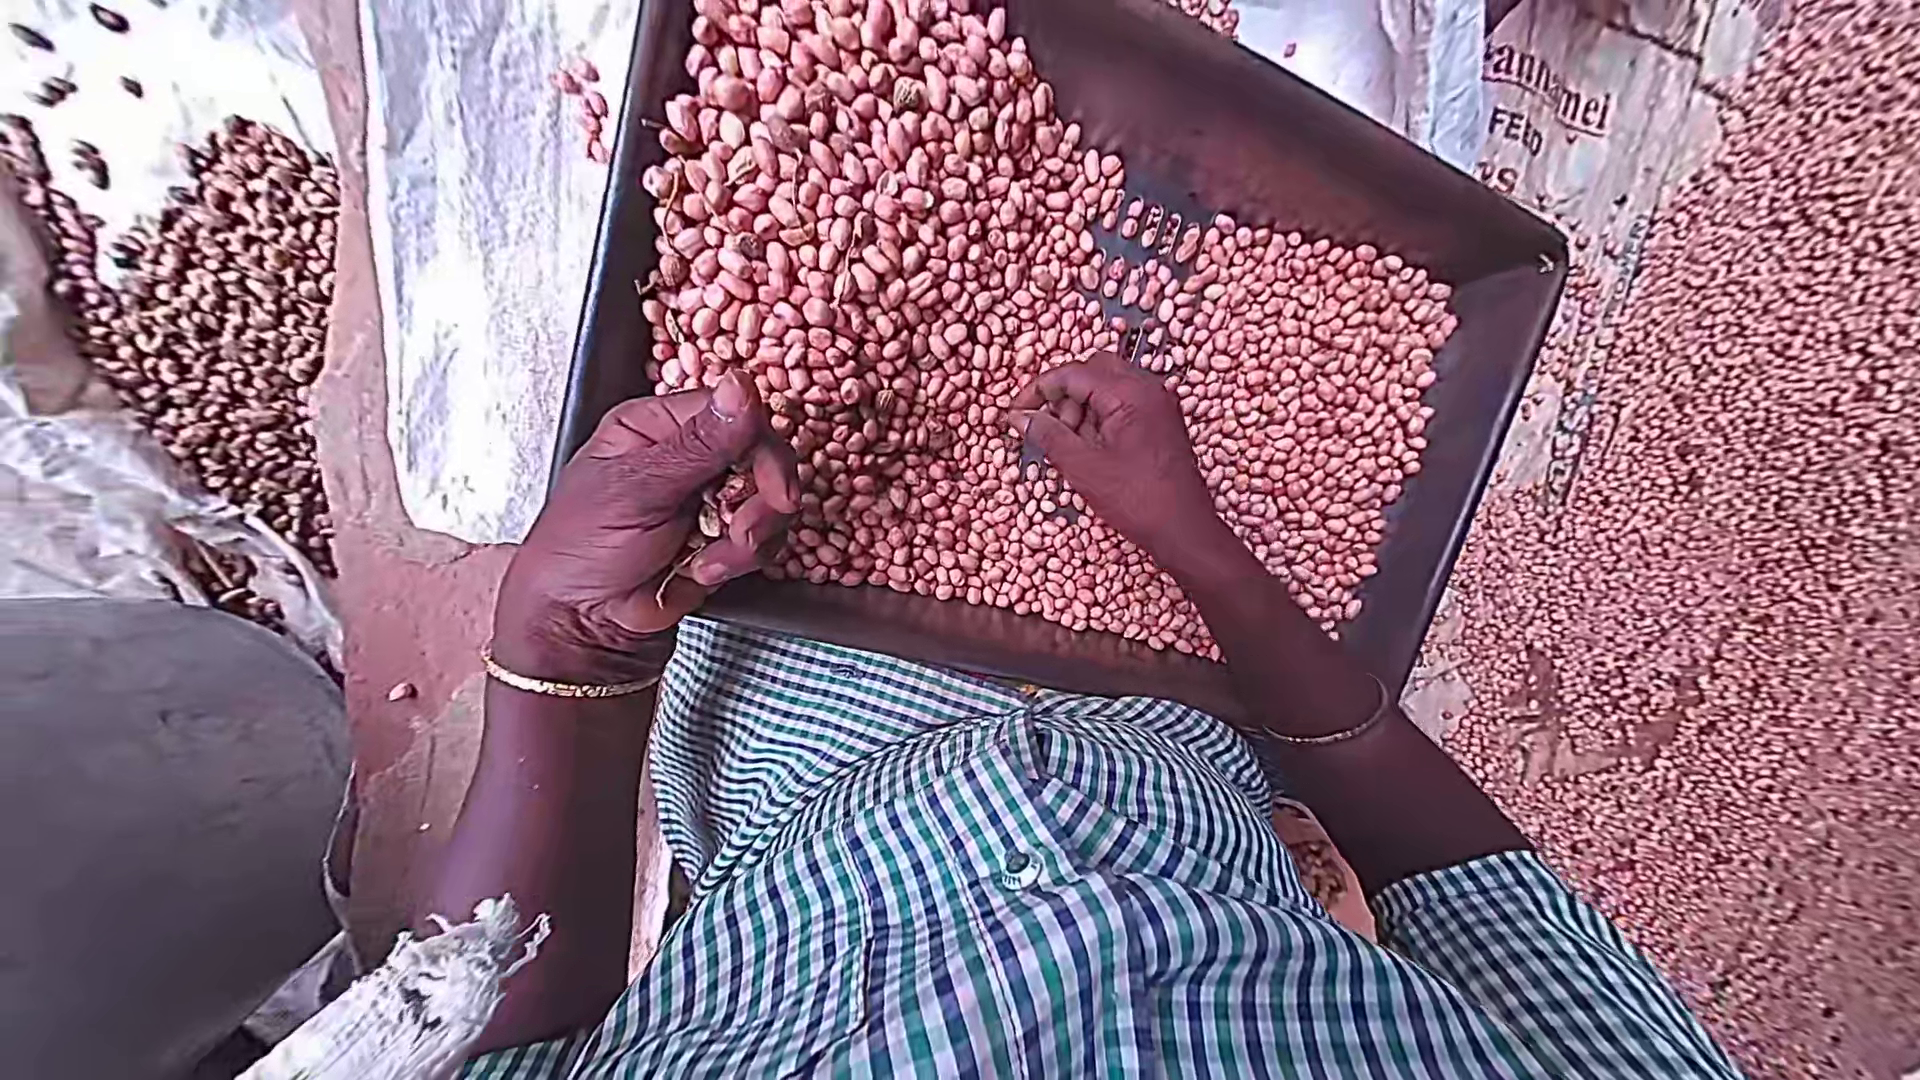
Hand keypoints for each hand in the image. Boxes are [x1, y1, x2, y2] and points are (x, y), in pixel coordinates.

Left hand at [491, 371, 798, 683]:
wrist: (585, 622)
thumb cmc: (582, 549)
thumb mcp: (637, 489)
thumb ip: (698, 444)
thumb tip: (741, 388)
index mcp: (659, 427)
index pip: (735, 414)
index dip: (761, 448)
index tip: (774, 487)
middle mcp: (692, 455)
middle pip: (763, 457)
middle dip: (761, 501)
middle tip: (741, 530)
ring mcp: (712, 496)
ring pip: (771, 500)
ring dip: (750, 537)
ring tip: (709, 559)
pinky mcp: (727, 534)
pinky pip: (766, 536)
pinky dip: (744, 559)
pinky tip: (705, 569)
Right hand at [1009, 351, 1223, 561]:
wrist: (1184, 529)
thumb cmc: (1139, 501)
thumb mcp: (1082, 467)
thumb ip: (1048, 435)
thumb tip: (1021, 417)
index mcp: (1130, 394)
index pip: (1073, 373)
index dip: (1039, 390)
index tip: (1018, 411)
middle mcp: (1149, 390)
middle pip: (1092, 372)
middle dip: (1063, 396)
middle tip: (1048, 428)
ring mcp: (1158, 406)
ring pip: (1107, 388)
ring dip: (1081, 409)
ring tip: (1072, 447)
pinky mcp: (1160, 423)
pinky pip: (1122, 406)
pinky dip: (1099, 419)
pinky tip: (1090, 450)